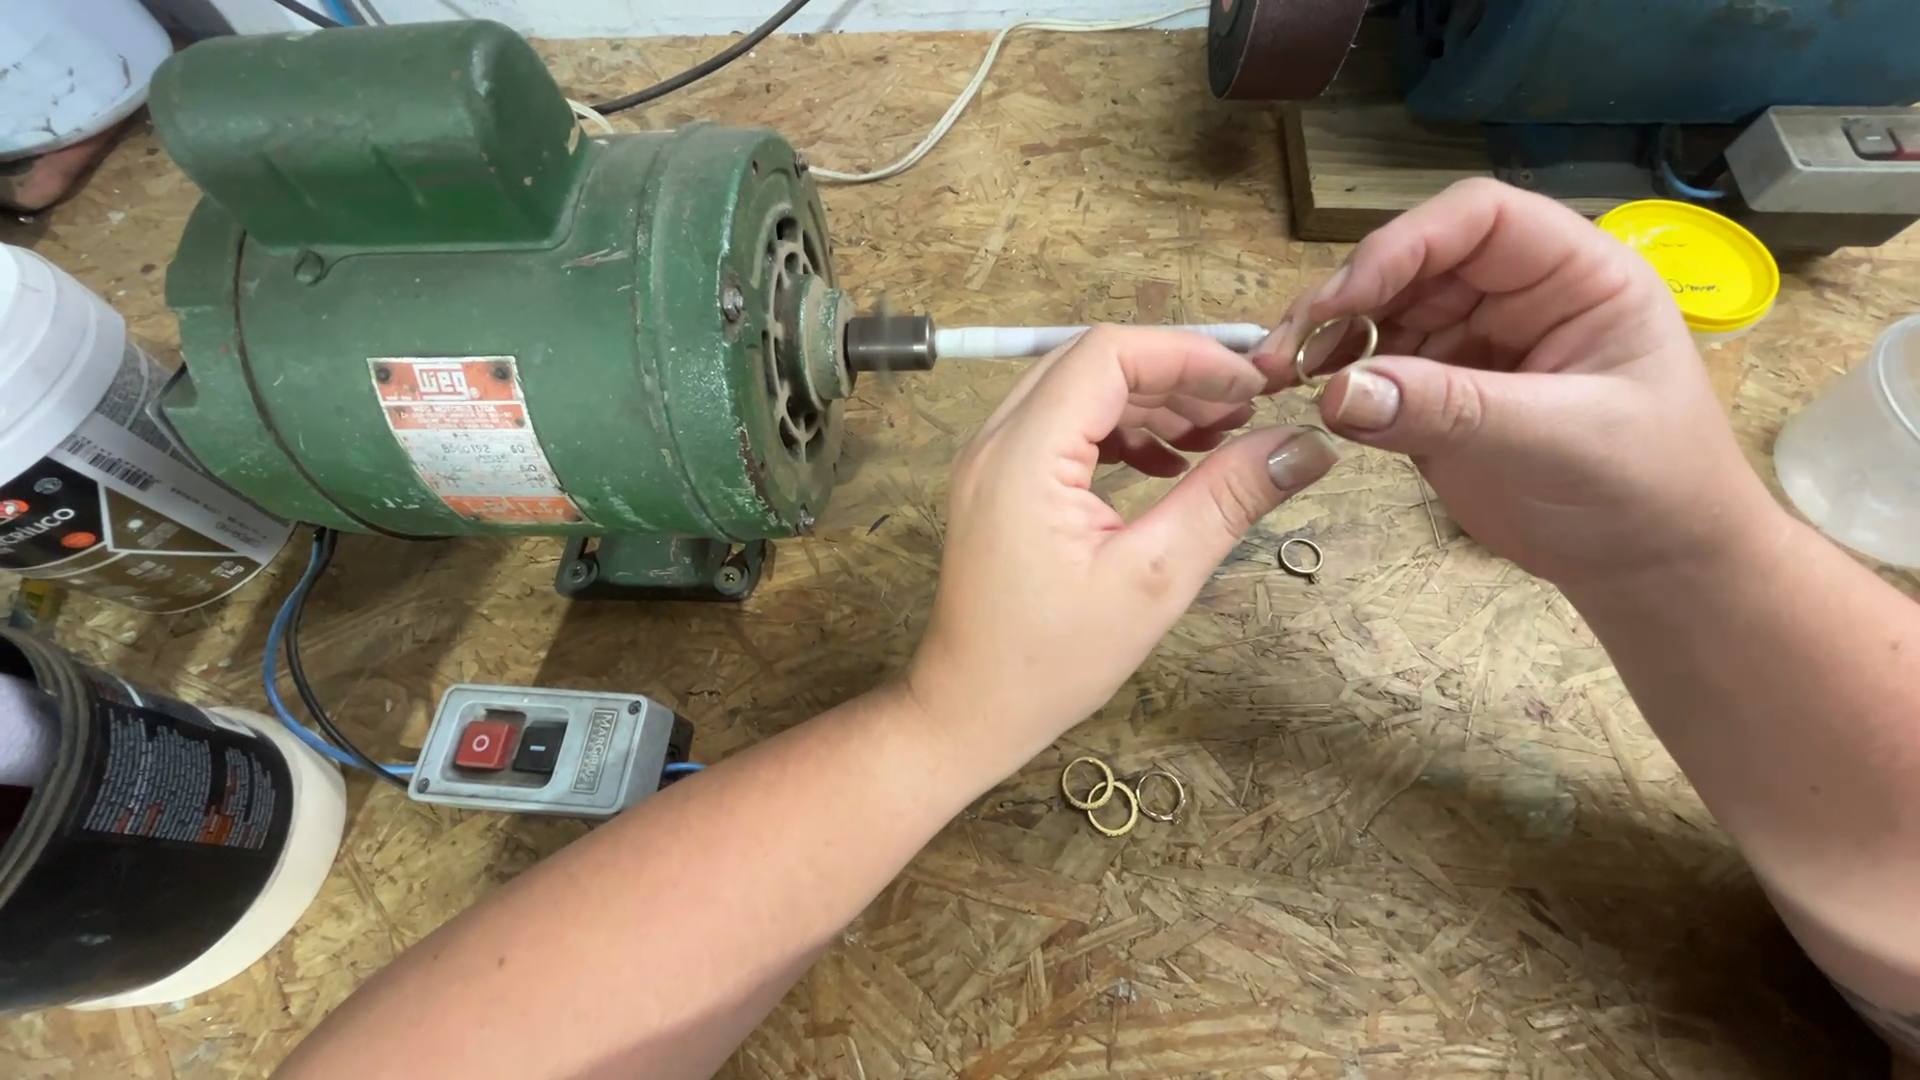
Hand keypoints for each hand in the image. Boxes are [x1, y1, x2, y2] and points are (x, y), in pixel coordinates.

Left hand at [906, 326, 1337, 772]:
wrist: (975, 705)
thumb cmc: (1055, 658)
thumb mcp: (1155, 579)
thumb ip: (1226, 499)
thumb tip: (1305, 445)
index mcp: (1024, 455)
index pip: (1107, 354)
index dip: (1188, 356)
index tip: (1253, 386)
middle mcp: (995, 441)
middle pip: (1091, 364)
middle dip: (1172, 376)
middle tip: (1242, 412)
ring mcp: (990, 460)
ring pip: (1076, 393)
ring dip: (1146, 404)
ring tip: (1212, 438)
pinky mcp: (997, 483)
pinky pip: (1061, 429)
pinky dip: (1115, 433)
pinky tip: (1163, 465)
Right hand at [1252, 178, 1779, 591]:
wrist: (1644, 564)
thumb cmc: (1643, 488)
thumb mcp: (1558, 440)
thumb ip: (1450, 410)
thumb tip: (1337, 393)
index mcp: (1571, 276)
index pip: (1477, 222)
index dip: (1401, 247)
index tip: (1336, 305)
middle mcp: (1509, 299)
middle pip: (1408, 266)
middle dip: (1341, 301)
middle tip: (1280, 355)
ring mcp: (1465, 348)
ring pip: (1377, 317)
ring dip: (1323, 341)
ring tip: (1279, 378)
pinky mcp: (1429, 396)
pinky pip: (1369, 372)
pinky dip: (1331, 382)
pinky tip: (1304, 399)